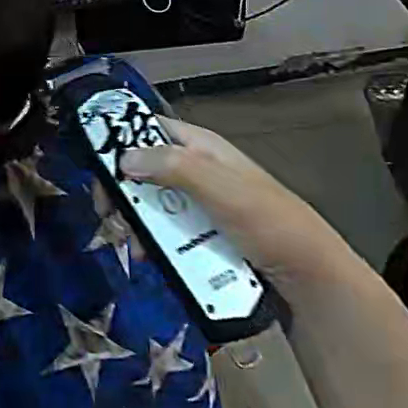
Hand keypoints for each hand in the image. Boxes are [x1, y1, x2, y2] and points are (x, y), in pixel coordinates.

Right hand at [119, 118, 367, 290]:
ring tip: (135, 247)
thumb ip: (175, 168)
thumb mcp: (222, 190)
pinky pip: (167, 234)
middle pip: (145, 171)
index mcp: (203, 148)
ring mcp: (200, 206)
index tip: (100, 170)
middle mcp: (198, 172)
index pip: (152, 129)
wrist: (307, 277)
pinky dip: (155, 245)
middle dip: (126, 192)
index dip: (122, 141)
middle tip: (111, 217)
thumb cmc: (268, 222)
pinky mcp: (202, 237)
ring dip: (138, 224)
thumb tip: (124, 157)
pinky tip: (150, 260)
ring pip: (153, 206)